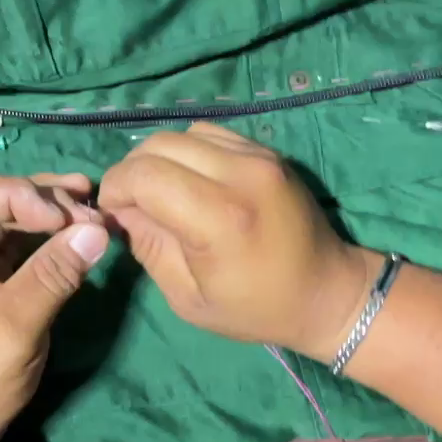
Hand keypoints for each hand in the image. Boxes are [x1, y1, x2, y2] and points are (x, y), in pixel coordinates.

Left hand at [0, 174, 109, 441]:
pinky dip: (47, 237)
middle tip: (89, 209)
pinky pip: (17, 245)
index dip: (18, 195)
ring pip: (6, 218)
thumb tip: (98, 229)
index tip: (62, 218)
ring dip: (48, 214)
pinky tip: (79, 232)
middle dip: (40, 201)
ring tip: (92, 210)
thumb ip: (52, 276)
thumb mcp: (11, 330)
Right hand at [98, 122, 378, 360]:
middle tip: (133, 206)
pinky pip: (209, 134)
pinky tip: (192, 183)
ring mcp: (257, 156)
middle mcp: (240, 174)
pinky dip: (188, 153)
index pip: (143, 175)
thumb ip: (148, 247)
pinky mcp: (266, 151)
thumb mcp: (187, 298)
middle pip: (158, 145)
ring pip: (181, 133)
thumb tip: (119, 211)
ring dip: (159, 160)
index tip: (114, 215)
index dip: (115, 190)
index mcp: (219, 218)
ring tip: (162, 194)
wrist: (328, 292)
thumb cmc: (256, 308)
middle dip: (132, 172)